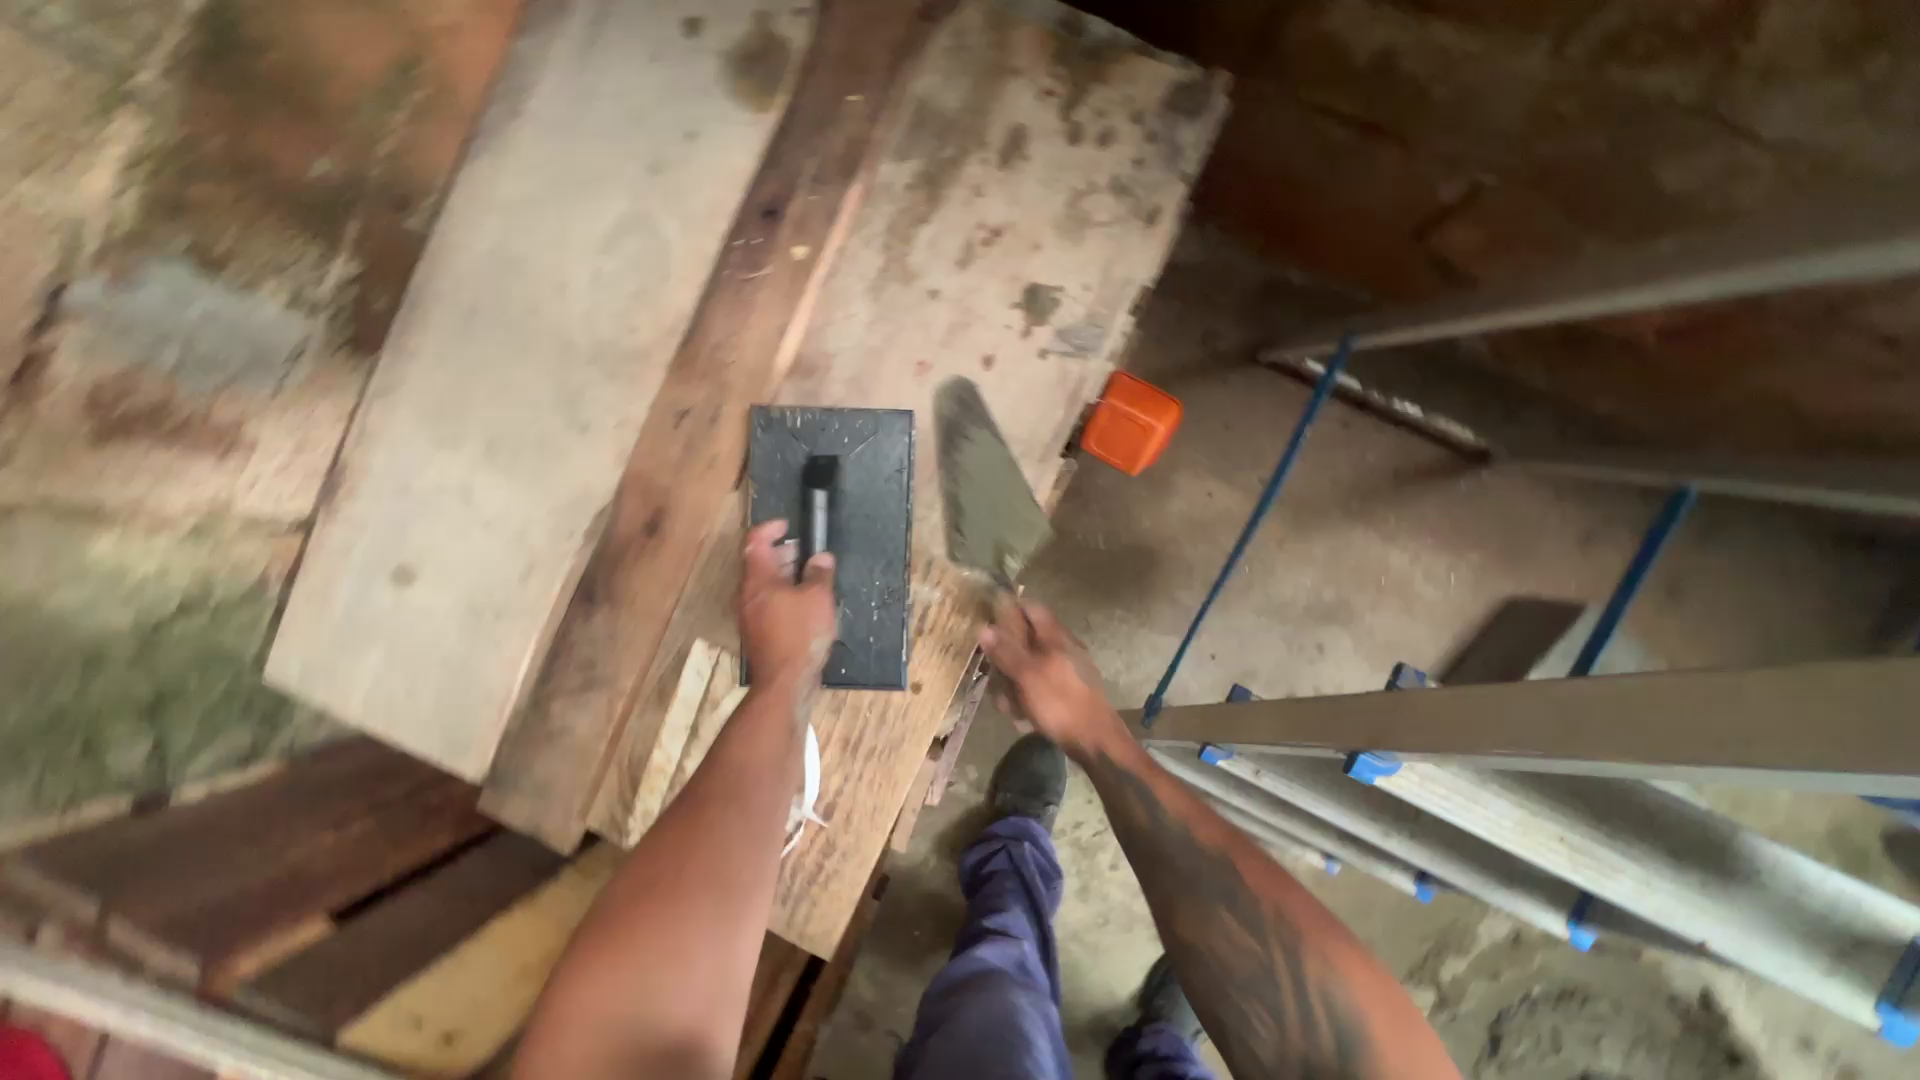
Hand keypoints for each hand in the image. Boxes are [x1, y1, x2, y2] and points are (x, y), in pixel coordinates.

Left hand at [739, 519, 836, 690]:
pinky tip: (805, 604)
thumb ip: (819, 574)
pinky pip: (768, 603)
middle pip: (759, 563)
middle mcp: (747, 595)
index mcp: (757, 580)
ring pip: (764, 585)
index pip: (755, 542)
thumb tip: (821, 558)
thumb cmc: (800, 634)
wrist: (785, 682)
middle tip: (805, 551)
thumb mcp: (818, 598)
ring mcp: (750, 615)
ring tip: (810, 576)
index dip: (770, 528)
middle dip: (782, 552)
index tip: (788, 525)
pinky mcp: (758, 633)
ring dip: (784, 575)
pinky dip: (784, 595)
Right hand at [978, 596, 1124, 759]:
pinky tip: (1022, 715)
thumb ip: (1006, 651)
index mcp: (1056, 637)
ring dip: (1014, 683)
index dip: (1010, 610)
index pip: (1032, 608)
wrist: (1096, 741)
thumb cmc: (1060, 703)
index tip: (989, 622)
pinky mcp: (1067, 691)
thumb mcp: (1027, 676)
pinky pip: (1039, 686)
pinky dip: (1027, 697)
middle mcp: (1063, 648)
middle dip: (1006, 657)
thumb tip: (984, 627)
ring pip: (1030, 666)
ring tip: (1008, 704)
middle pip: (1026, 639)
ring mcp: (1067, 670)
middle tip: (994, 675)